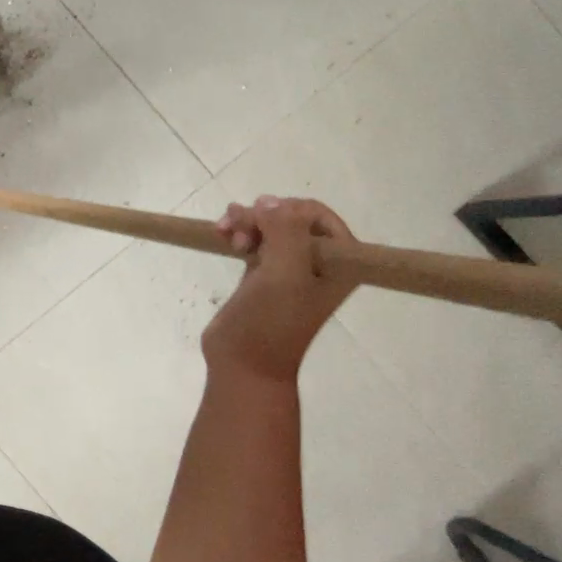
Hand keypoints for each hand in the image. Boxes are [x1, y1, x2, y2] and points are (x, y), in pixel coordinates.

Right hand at [202, 196, 357, 383]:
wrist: (245, 362)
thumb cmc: (271, 320)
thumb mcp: (284, 272)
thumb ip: (284, 232)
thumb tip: (268, 200)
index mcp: (342, 260)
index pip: (317, 215)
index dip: (284, 210)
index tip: (254, 221)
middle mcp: (320, 261)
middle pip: (290, 219)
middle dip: (261, 216)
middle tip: (233, 228)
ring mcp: (290, 269)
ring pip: (269, 229)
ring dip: (245, 223)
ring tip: (223, 232)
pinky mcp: (261, 277)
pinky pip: (253, 244)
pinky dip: (237, 235)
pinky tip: (219, 236)